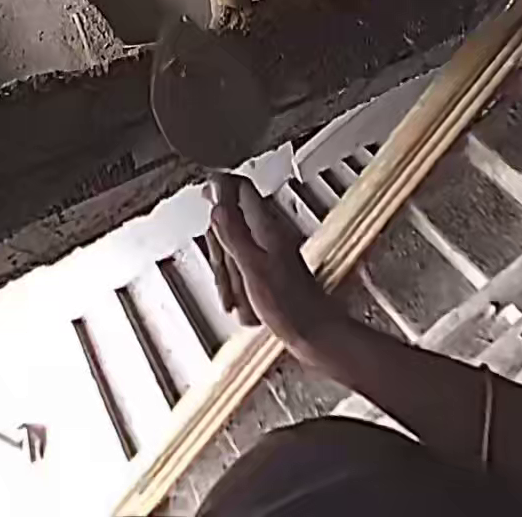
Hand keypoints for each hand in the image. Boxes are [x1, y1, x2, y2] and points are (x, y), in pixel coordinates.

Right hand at [208, 176, 339, 346]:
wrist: (315, 335)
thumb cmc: (290, 305)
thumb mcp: (252, 266)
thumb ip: (232, 231)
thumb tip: (216, 201)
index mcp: (265, 226)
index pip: (240, 187)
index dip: (220, 187)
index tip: (205, 194)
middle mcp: (268, 232)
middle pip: (231, 217)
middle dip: (219, 242)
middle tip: (220, 264)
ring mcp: (269, 248)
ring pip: (233, 242)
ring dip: (226, 268)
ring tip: (231, 294)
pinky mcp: (269, 266)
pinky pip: (240, 261)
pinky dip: (234, 279)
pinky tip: (238, 298)